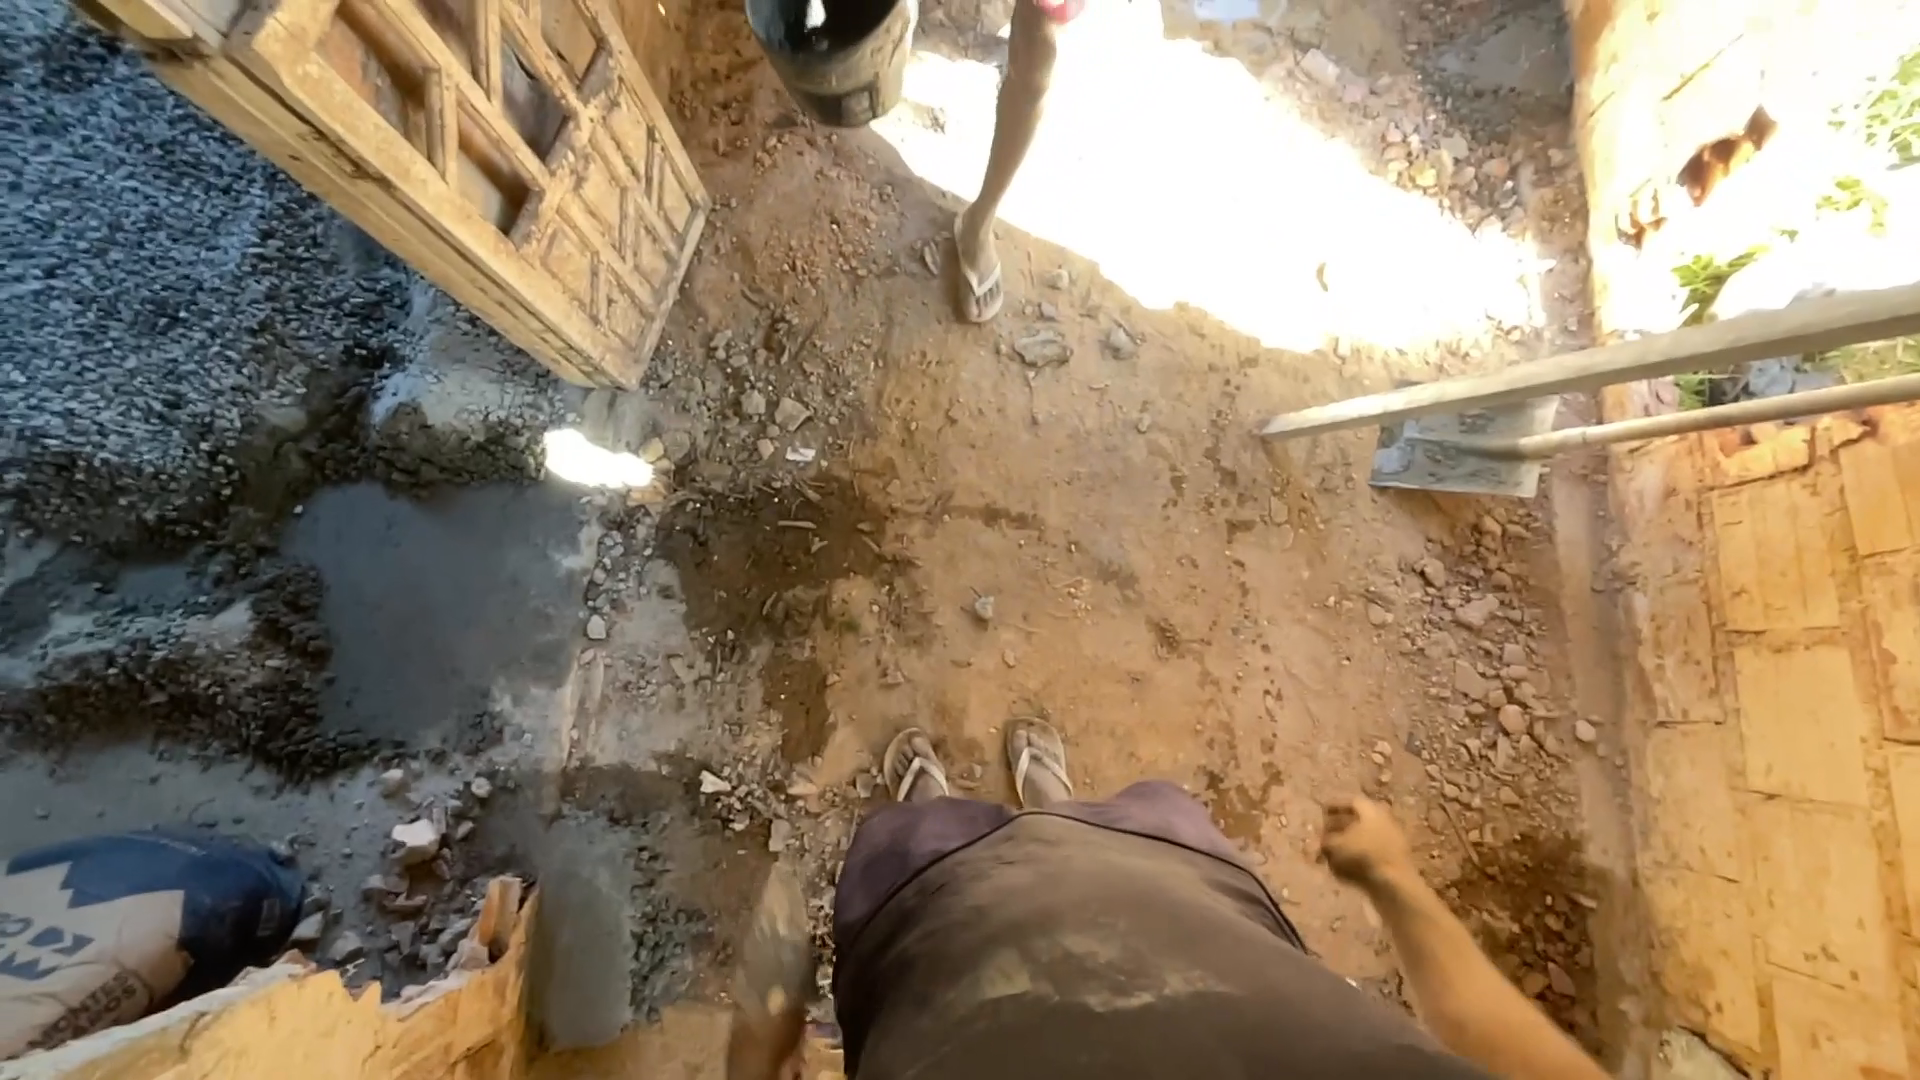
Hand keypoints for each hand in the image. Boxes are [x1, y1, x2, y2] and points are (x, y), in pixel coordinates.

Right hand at [1320, 795, 1414, 889]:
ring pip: (1365, 836)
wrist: (1395, 883)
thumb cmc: (1363, 855)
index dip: (1334, 806)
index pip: (1350, 801)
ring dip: (1348, 842)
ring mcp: (1393, 839)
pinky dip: (1359, 856)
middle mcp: (1383, 820)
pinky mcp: (1396, 859)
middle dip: (1339, 825)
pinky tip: (1346, 866)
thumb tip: (1315, 841)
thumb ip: (1323, 840)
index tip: (1322, 812)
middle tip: (1325, 832)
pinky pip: (1372, 852)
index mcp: (1371, 810)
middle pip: (1358, 819)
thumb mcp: (1335, 844)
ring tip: (1332, 852)